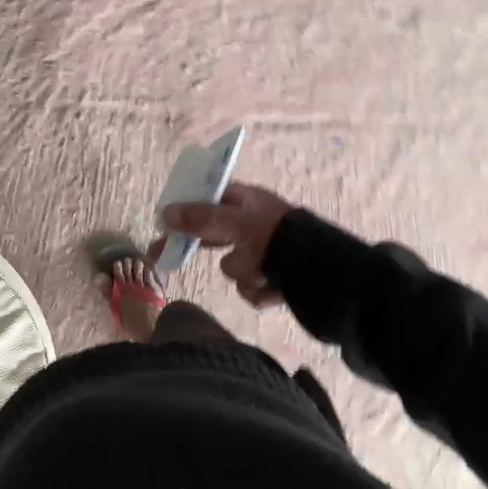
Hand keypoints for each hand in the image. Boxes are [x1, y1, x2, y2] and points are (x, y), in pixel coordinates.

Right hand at [164, 182, 292, 307]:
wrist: (325, 275)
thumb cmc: (279, 238)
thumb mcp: (237, 222)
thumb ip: (202, 218)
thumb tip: (166, 212)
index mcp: (247, 201)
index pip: (209, 197)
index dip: (187, 208)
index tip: (165, 222)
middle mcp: (253, 225)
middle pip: (214, 234)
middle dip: (200, 246)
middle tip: (162, 256)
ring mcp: (264, 254)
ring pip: (233, 266)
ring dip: (244, 272)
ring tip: (262, 272)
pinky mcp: (272, 281)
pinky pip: (249, 288)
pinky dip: (259, 290)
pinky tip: (273, 288)